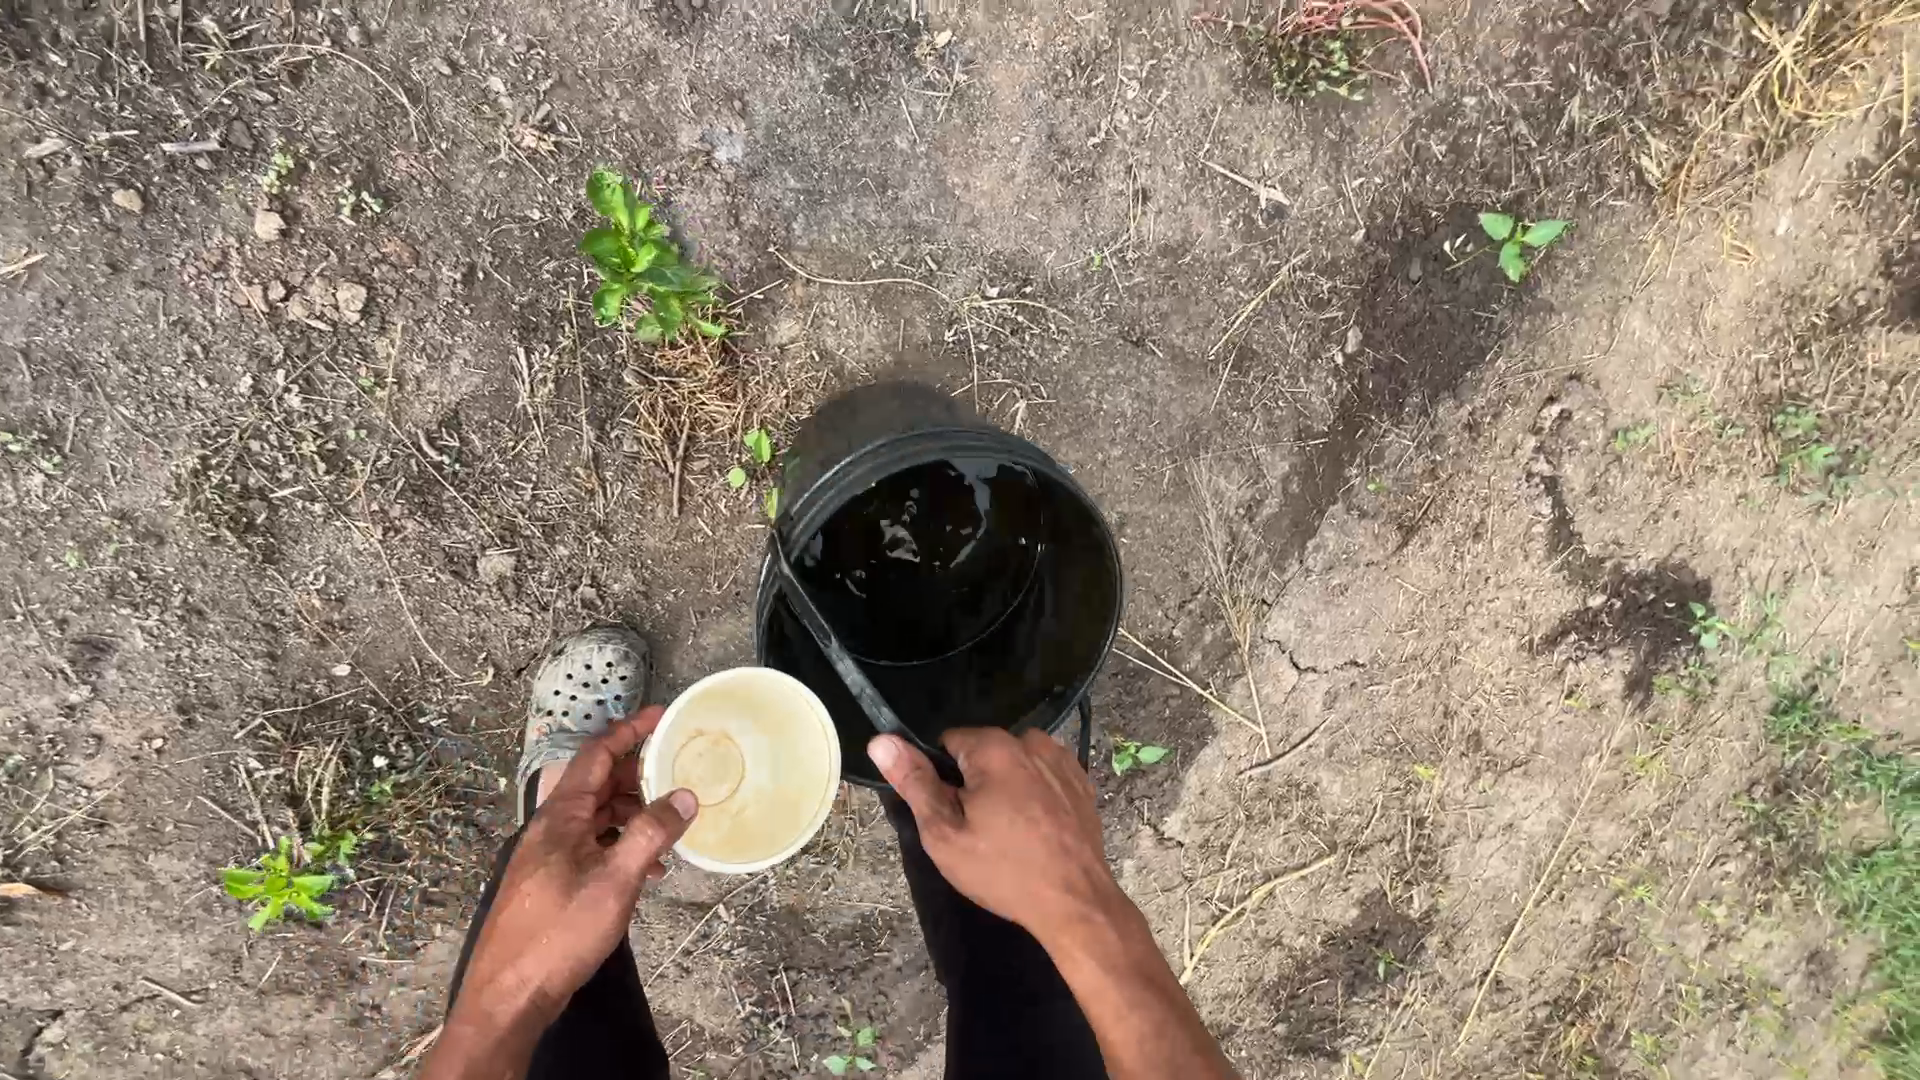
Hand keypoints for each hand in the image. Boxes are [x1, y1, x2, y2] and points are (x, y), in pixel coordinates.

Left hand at [454, 708, 697, 1025]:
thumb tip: (685, 794)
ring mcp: (552, 857)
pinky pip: (596, 844)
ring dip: (636, 811)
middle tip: (680, 770)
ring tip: (672, 821)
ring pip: (600, 815)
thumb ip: (651, 834)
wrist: (508, 1001)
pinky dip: (625, 843)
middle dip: (640, 772)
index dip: (629, 730)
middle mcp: (553, 829)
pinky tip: (650, 869)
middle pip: (600, 782)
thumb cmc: (558, 934)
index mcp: (561, 817)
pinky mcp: (556, 883)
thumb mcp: (614, 881)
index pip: (596, 755)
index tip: (663, 715)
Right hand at [869, 727, 1123, 946]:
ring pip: (1014, 763)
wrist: (1075, 902)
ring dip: (1006, 786)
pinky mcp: (1081, 781)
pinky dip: (1035, 794)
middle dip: (974, 782)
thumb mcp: (944, 833)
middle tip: (978, 830)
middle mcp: (1030, 740)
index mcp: (992, 746)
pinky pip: (1043, 776)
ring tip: (1009, 833)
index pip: (947, 743)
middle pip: (983, 752)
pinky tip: (1036, 830)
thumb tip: (881, 741)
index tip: (951, 813)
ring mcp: (1061, 759)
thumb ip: (914, 782)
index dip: (941, 778)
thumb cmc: (1003, 869)